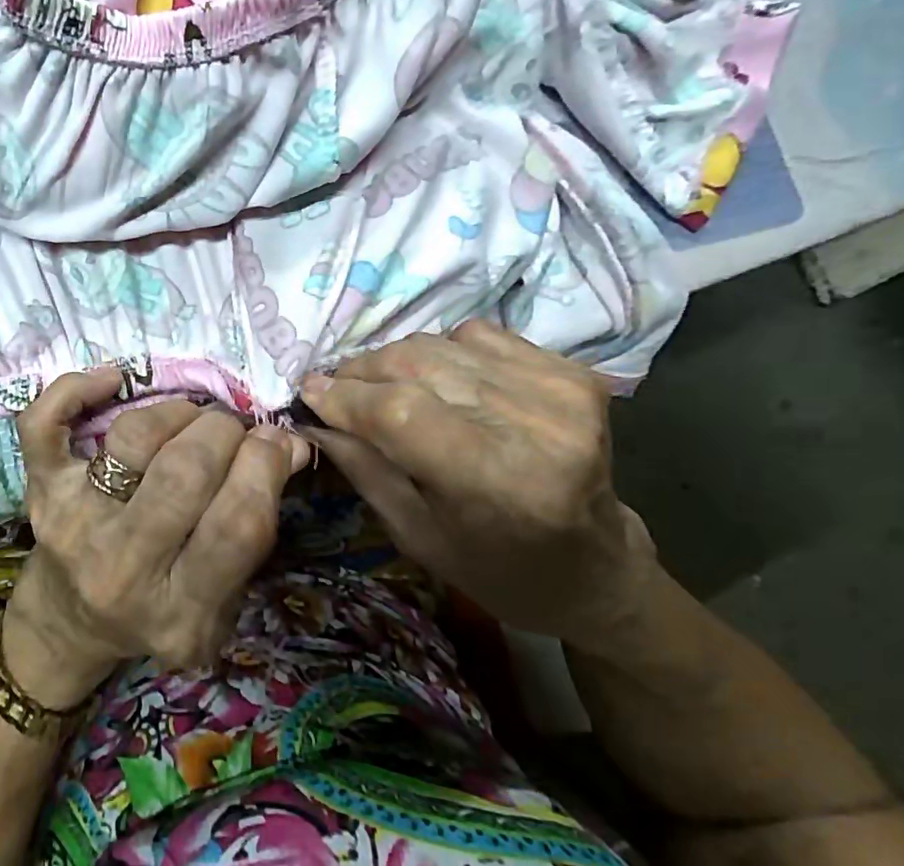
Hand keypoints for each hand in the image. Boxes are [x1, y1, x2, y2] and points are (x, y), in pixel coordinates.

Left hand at [1, 369, 310, 708]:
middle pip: (184, 472)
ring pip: (131, 438)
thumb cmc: (155, 610)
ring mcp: (72, 523)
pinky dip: (75, 389)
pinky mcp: (38, 492)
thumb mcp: (218, 601)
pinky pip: (44, 424)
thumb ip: (253, 529)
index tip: (276, 439)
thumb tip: (287, 442)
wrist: (70, 621)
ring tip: (191, 417)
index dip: (265, 467)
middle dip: (223, 432)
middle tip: (232, 427)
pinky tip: (114, 380)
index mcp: (179, 611)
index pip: (236, 525)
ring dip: (175, 411)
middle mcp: (120, 567)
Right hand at [299, 320, 658, 653]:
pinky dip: (438, 352)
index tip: (308, 392)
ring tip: (377, 386)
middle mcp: (536, 426)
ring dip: (391, 361)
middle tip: (335, 390)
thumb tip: (312, 412)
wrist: (594, 567)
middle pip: (414, 364)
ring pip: (437, 344)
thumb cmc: (494, 566)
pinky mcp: (570, 372)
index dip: (344, 395)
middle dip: (359, 373)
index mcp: (496, 482)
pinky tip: (436, 381)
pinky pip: (474, 335)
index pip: (398, 411)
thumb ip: (361, 465)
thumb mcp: (413, 533)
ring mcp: (558, 391)